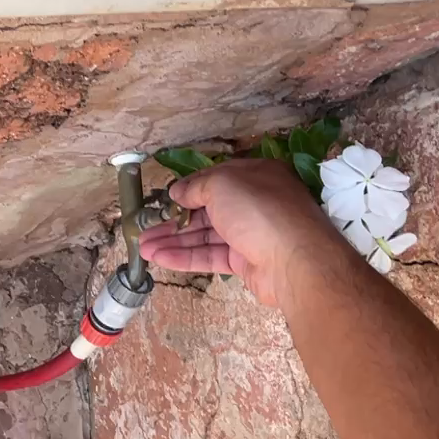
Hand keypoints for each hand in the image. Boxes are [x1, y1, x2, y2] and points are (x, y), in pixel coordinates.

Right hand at [139, 159, 343, 307]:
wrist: (294, 258)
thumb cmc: (260, 210)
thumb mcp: (223, 184)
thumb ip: (196, 187)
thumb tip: (178, 192)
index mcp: (254, 177)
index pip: (214, 181)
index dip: (187, 190)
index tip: (164, 200)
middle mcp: (253, 204)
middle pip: (205, 211)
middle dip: (173, 221)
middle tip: (145, 229)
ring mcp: (249, 234)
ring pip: (204, 236)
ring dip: (173, 241)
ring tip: (144, 248)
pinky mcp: (245, 261)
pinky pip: (210, 256)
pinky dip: (185, 257)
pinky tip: (161, 258)